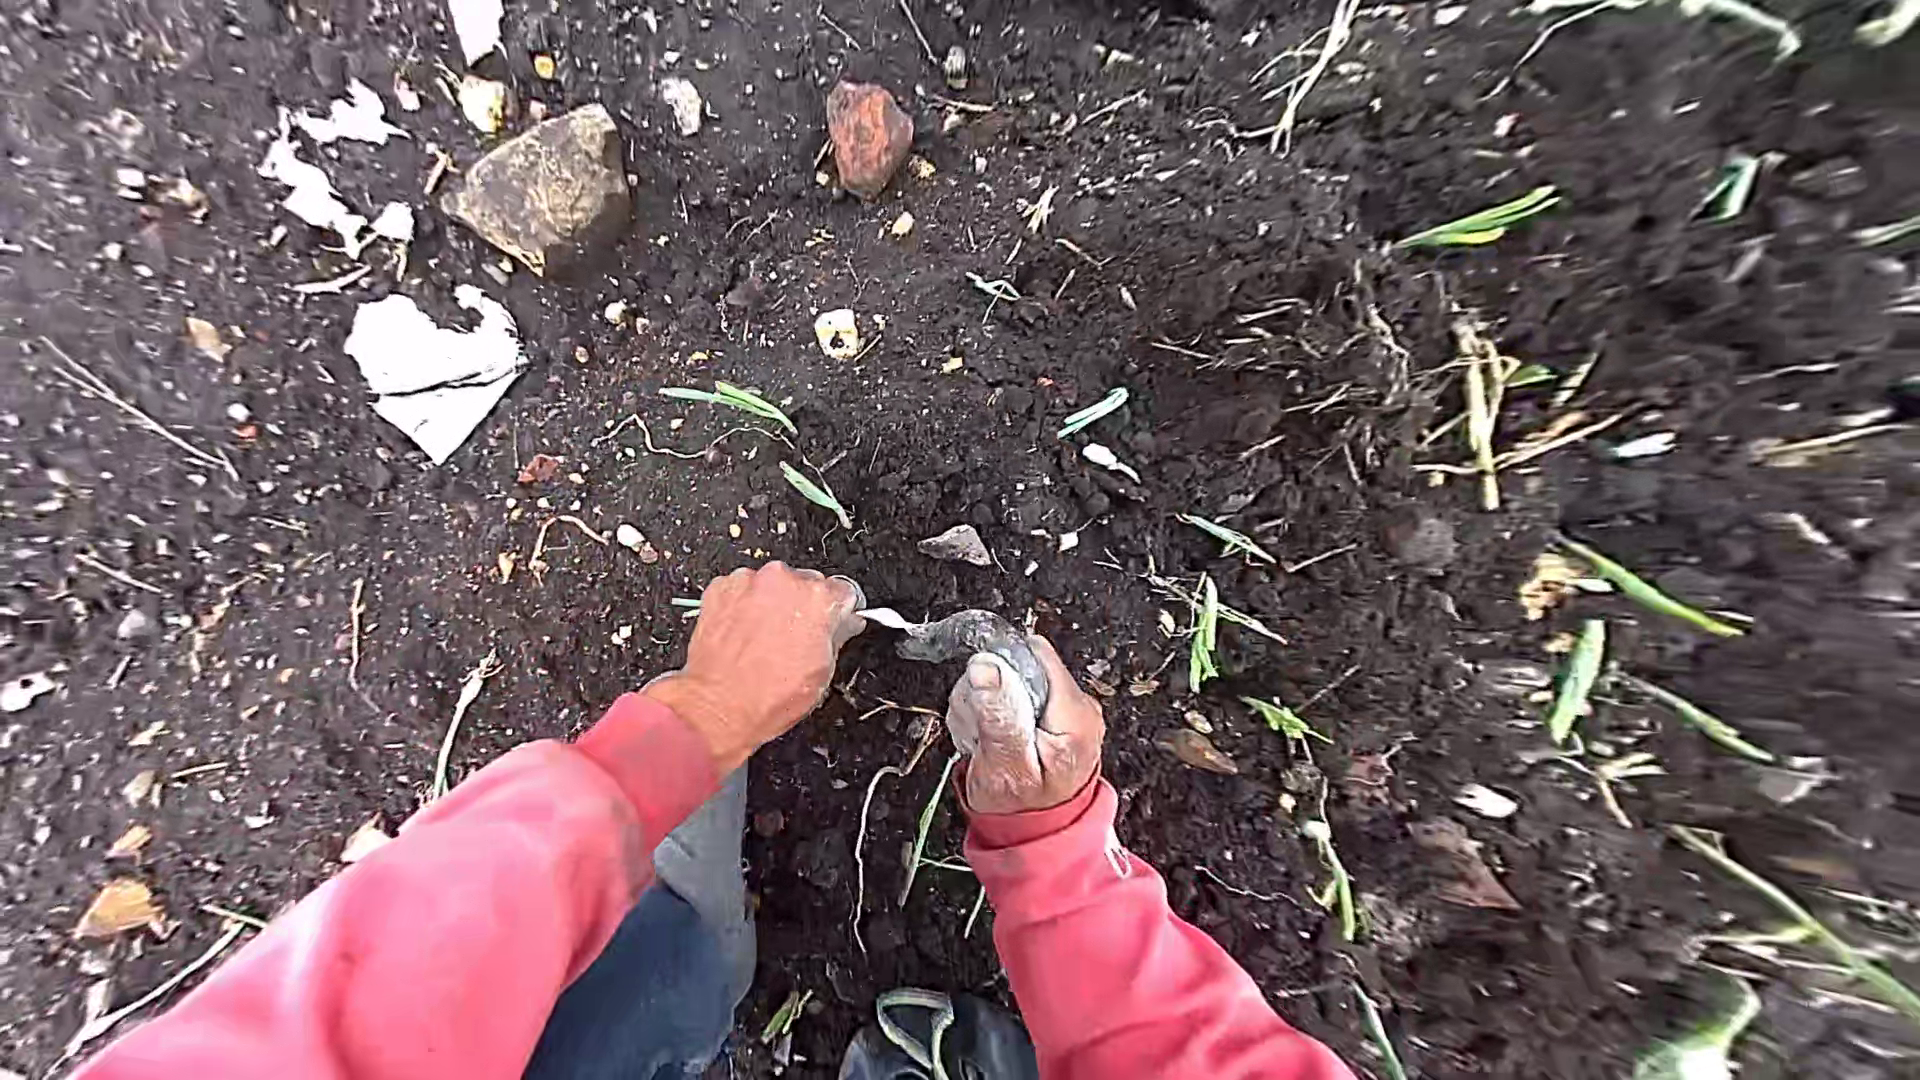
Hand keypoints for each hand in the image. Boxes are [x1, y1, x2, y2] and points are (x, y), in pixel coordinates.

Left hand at [645, 562, 863, 771]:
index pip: (842, 591)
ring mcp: (750, 582)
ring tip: (763, 640)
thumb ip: (838, 635)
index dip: (838, 611)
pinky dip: (743, 606)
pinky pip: (741, 590)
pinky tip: (743, 635)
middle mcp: (784, 581)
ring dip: (771, 604)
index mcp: (818, 598)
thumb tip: (842, 623)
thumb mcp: (823, 670)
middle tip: (793, 638)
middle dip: (803, 606)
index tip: (831, 621)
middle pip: (806, 583)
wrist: (718, 707)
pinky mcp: (721, 588)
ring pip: (772, 585)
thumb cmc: (768, 696)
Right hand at [947, 635, 1104, 814]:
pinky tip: (989, 737)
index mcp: (1075, 714)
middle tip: (983, 731)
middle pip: (1018, 665)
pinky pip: (1009, 692)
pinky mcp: (1045, 711)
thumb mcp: (1005, 764)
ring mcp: (1061, 707)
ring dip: (983, 704)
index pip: (1035, 656)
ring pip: (1006, 676)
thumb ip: (998, 714)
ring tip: (985, 739)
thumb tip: (987, 665)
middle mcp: (1074, 704)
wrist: (1030, 835)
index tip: (986, 701)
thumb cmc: (1021, 809)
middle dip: (987, 692)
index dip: (1002, 670)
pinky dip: (989, 711)